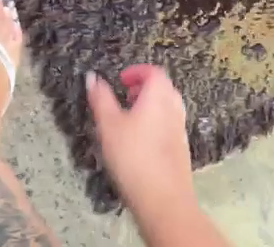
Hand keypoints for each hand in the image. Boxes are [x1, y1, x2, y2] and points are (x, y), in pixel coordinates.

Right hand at [86, 65, 195, 216]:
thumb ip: (100, 98)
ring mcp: (180, 132)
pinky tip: (140, 143)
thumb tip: (92, 76)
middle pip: (164, 88)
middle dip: (145, 88)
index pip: (154, 72)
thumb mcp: (108, 125)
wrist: (164, 202)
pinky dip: (157, 125)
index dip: (137, 71)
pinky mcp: (181, 153)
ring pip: (168, 109)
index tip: (121, 80)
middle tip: (126, 96)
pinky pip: (170, 127)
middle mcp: (173, 110)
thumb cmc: (133, 157)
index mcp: (158, 97)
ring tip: (130, 120)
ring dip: (151, 107)